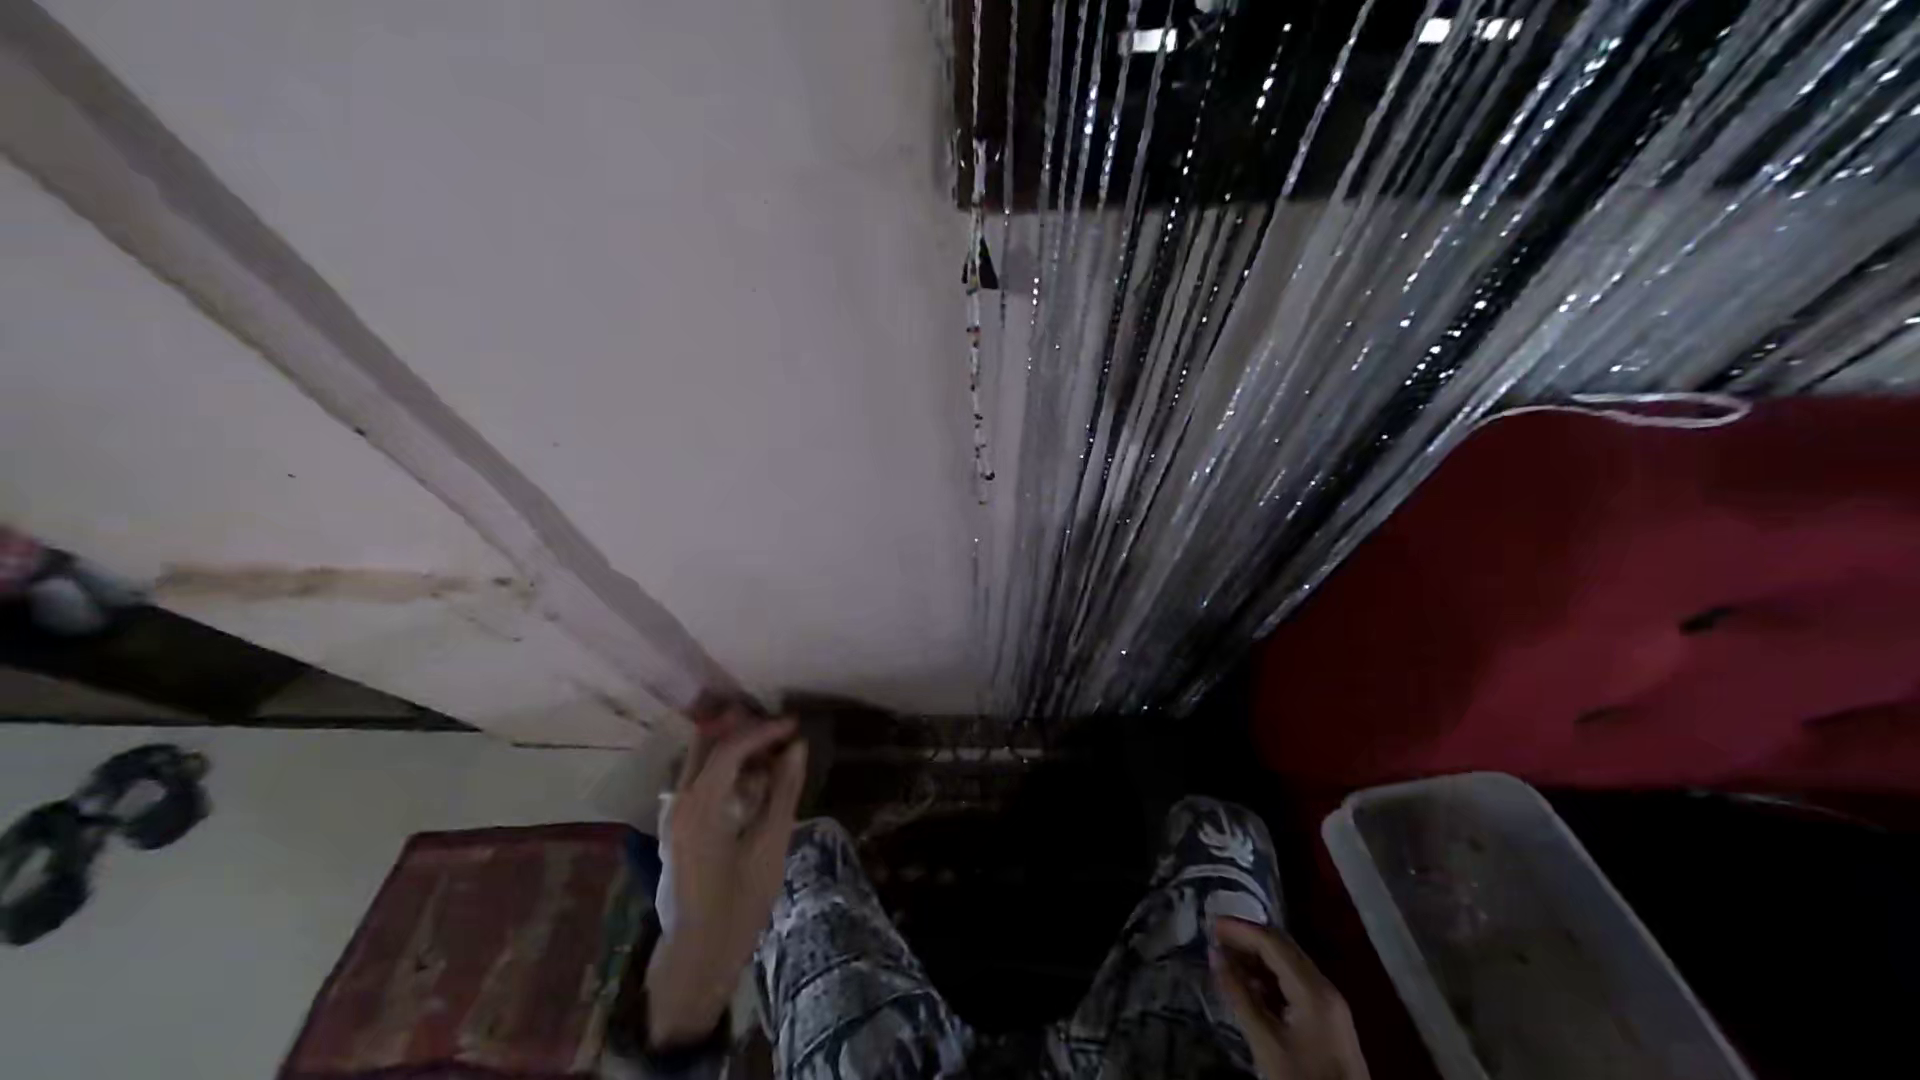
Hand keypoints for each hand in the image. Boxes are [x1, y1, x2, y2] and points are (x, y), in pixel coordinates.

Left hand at [645, 712, 806, 1048]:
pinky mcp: (677, 827)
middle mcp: (678, 801)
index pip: (731, 747)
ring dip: (734, 747)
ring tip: (773, 751)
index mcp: (699, 805)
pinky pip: (699, 780)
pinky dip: (725, 768)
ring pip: (700, 759)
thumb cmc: (738, 905)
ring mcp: (673, 814)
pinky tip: (754, 780)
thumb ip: (784, 791)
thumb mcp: (770, 847)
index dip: (765, 730)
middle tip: (780, 729)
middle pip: (706, 743)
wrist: (696, 958)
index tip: (795, 724)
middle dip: (743, 729)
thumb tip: (798, 747)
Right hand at [1211, 916, 1370, 1079]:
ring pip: (1288, 962)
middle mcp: (1324, 986)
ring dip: (1257, 956)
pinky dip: (1269, 975)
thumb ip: (1238, 996)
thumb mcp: (1265, 1042)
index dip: (1239, 929)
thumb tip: (1214, 956)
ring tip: (1225, 959)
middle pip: (1282, 946)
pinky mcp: (1327, 1015)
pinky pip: (1295, 981)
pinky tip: (1249, 984)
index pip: (1272, 943)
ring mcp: (1329, 1001)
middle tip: (1214, 937)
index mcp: (1312, 989)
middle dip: (1247, 938)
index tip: (1209, 925)